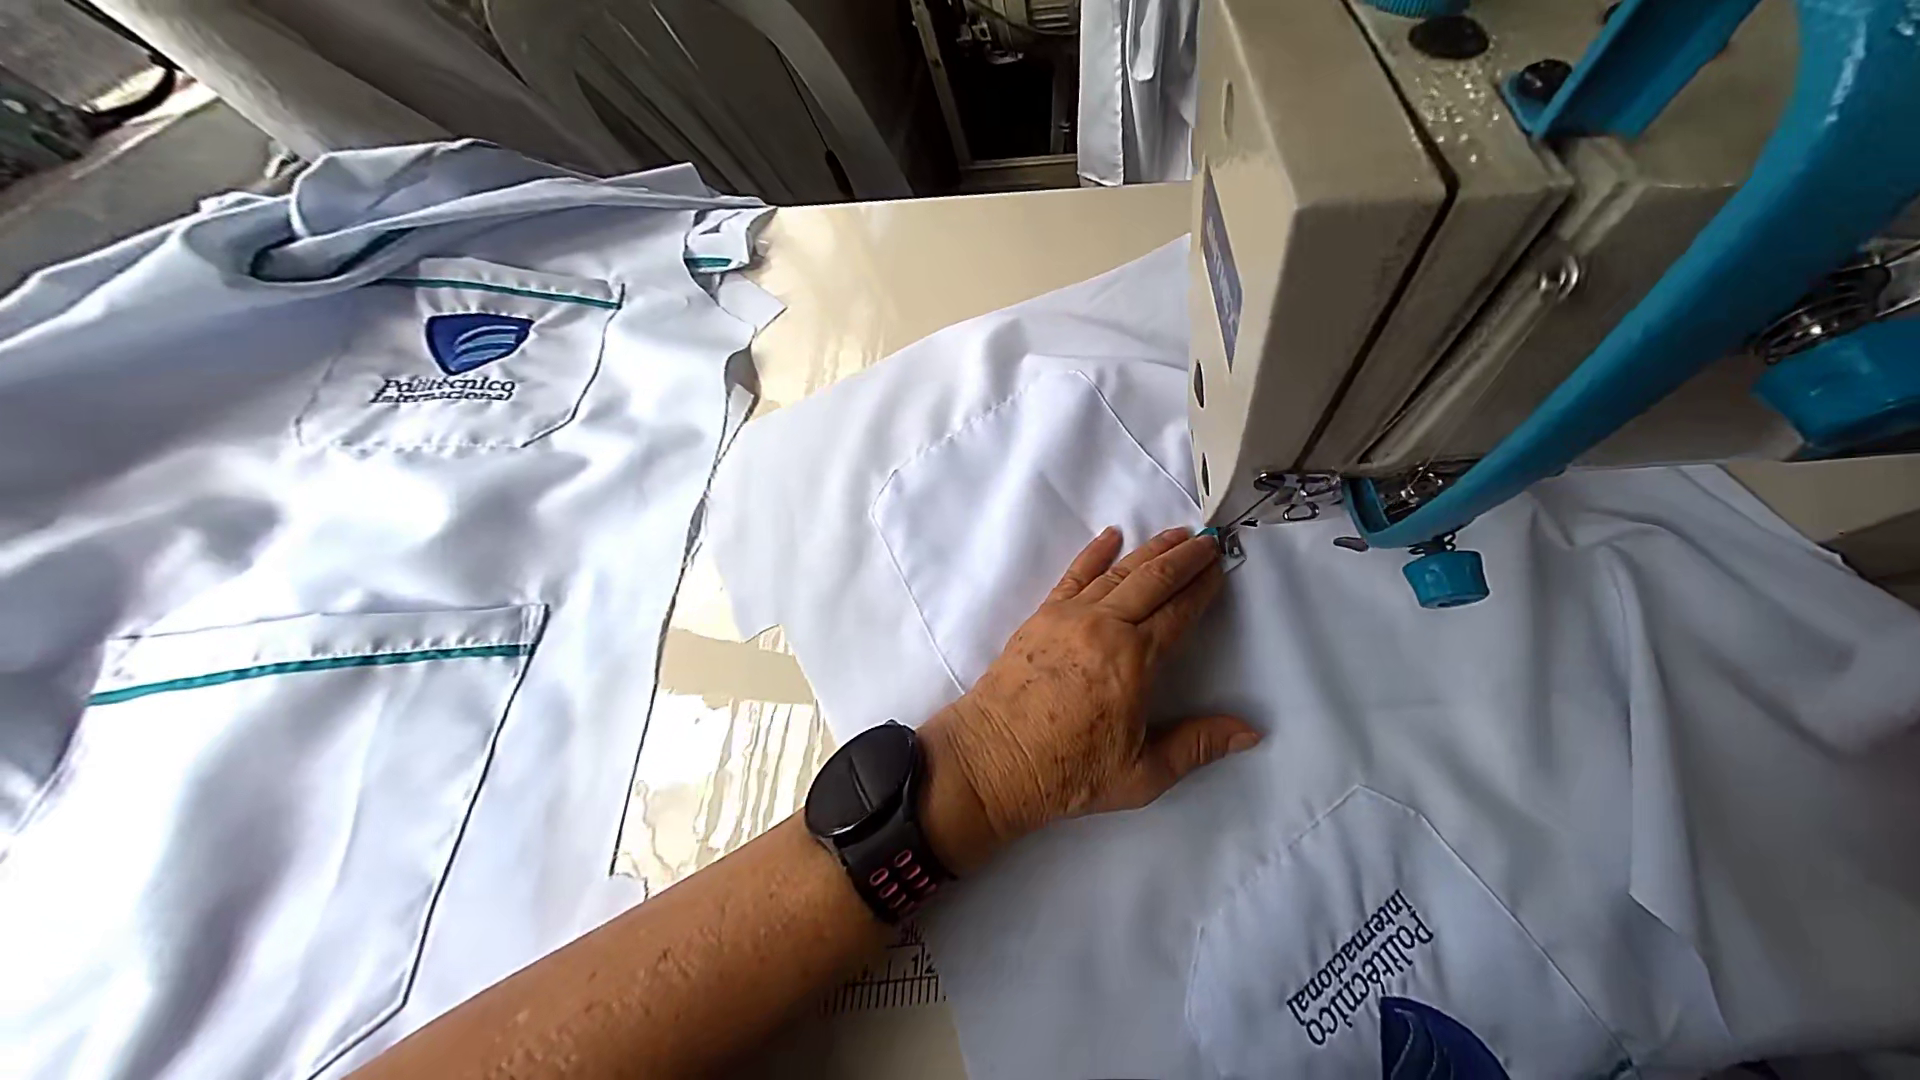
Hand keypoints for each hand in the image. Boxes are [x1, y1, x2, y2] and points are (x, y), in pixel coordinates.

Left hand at [918, 526, 1259, 874]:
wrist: (993, 759)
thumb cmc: (1067, 771)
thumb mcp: (1143, 774)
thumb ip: (1198, 746)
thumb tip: (1250, 732)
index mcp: (1132, 661)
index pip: (1178, 613)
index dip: (1202, 589)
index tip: (1220, 567)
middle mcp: (1103, 628)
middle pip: (1152, 581)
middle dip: (1184, 558)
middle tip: (1207, 539)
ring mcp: (1068, 617)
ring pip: (1117, 573)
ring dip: (1149, 550)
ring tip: (1174, 534)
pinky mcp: (1041, 617)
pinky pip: (1073, 576)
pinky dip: (1093, 553)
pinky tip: (1110, 536)